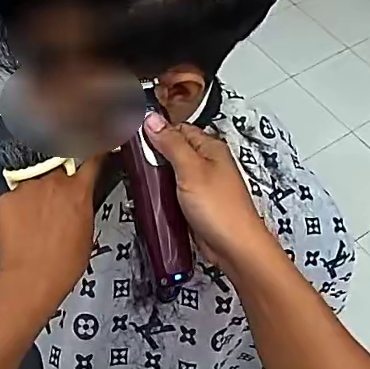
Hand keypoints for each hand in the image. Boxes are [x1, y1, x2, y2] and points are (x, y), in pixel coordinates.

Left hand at [0, 154, 104, 316]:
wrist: (31, 278)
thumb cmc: (62, 263)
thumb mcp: (88, 232)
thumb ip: (83, 206)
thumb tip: (79, 201)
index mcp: (78, 191)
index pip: (91, 160)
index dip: (95, 152)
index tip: (96, 146)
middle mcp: (52, 183)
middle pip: (58, 171)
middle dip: (58, 184)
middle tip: (56, 208)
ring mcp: (27, 189)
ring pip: (34, 183)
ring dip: (36, 196)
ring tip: (36, 223)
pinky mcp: (5, 198)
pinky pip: (13, 196)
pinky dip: (17, 207)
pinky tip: (21, 227)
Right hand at [142, 115, 274, 271]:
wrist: (234, 248)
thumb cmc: (223, 210)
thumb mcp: (191, 170)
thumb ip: (171, 144)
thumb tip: (153, 121)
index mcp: (210, 148)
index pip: (178, 128)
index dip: (156, 130)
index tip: (135, 136)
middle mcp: (207, 164)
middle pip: (173, 150)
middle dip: (154, 156)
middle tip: (138, 162)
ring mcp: (201, 185)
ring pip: (172, 173)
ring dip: (158, 178)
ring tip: (144, 181)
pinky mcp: (195, 204)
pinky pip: (174, 193)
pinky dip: (163, 195)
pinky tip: (155, 198)